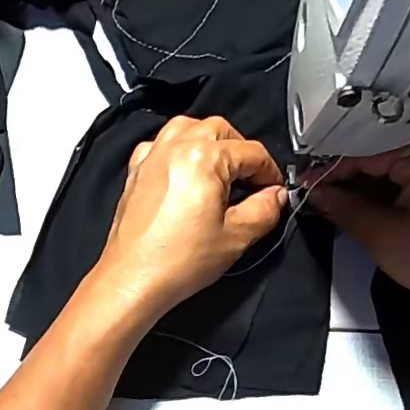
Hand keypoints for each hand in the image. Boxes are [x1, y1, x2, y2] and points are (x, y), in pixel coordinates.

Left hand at [88, 115, 287, 321]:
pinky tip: (187, 174)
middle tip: (252, 182)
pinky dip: (179, 149)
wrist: (133, 280)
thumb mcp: (236, 237)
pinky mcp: (136, 172)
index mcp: (203, 158)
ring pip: (189, 128)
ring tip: (222, 172)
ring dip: (211, 142)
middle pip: (220, 130)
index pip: (252, 152)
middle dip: (242, 151)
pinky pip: (162, 144)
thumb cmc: (177, 262)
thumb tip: (275, 196)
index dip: (270, 172)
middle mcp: (175, 147)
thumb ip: (264, 209)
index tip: (275, 191)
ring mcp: (152, 157)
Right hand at [311, 151, 409, 348]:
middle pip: (382, 164)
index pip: (365, 155)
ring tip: (342, 213)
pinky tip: (374, 218)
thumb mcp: (385, 237)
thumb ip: (346, 210)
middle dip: (349, 182)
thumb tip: (319, 194)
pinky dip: (392, 201)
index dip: (332, 171)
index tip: (307, 185)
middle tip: (321, 202)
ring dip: (370, 194)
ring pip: (399, 179)